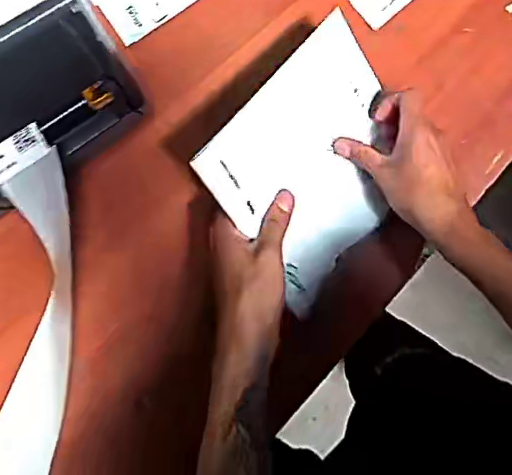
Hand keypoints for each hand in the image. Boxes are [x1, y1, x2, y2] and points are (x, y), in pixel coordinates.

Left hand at [209, 189, 293, 366]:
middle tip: (281, 175)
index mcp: (222, 233)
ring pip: (249, 228)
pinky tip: (287, 229)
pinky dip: (269, 235)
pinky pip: (256, 243)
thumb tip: (283, 194)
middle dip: (259, 196)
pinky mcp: (244, 272)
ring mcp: (232, 258)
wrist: (248, 345)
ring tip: (288, 197)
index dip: (244, 180)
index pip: (230, 196)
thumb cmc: (253, 299)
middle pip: (240, 211)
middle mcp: (223, 242)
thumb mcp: (268, 255)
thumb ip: (275, 223)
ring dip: (266, 216)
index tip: (262, 164)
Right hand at [333, 92, 473, 245]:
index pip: (409, 95)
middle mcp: (433, 132)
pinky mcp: (446, 160)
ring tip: (389, 157)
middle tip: (380, 141)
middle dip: (392, 122)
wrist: (447, 221)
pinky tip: (404, 169)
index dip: (390, 101)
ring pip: (419, 128)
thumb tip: (339, 143)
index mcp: (417, 128)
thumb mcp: (381, 173)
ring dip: (401, 135)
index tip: (379, 122)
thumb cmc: (414, 193)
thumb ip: (360, 153)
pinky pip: (428, 142)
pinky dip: (413, 146)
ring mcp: (442, 146)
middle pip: (412, 111)